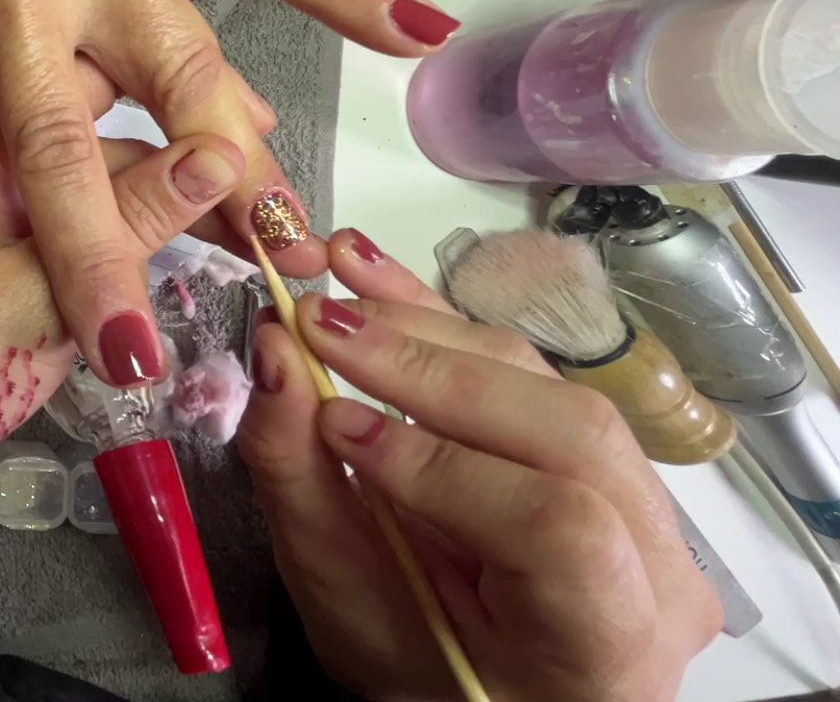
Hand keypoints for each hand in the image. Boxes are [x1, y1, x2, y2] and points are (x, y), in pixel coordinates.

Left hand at [0, 68, 243, 543]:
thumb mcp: (40, 292)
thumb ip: (130, 218)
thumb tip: (222, 151)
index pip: (96, 81)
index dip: (179, 98)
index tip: (262, 128)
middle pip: (111, 137)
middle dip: (192, 163)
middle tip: (279, 196)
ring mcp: (5, 201)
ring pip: (103, 183)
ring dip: (172, 206)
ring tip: (263, 233)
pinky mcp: (13, 246)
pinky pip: (85, 223)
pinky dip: (139, 236)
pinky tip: (198, 247)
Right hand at [238, 230, 719, 700]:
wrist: (457, 665)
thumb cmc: (394, 648)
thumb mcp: (330, 578)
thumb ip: (295, 465)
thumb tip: (271, 348)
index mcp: (602, 644)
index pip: (557, 531)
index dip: (437, 463)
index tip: (333, 424)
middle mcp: (656, 566)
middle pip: (564, 430)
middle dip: (422, 368)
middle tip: (314, 326)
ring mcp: (638, 497)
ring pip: (540, 377)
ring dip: (420, 325)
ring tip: (325, 297)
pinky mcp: (589, 441)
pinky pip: (514, 359)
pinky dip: (429, 309)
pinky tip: (363, 267)